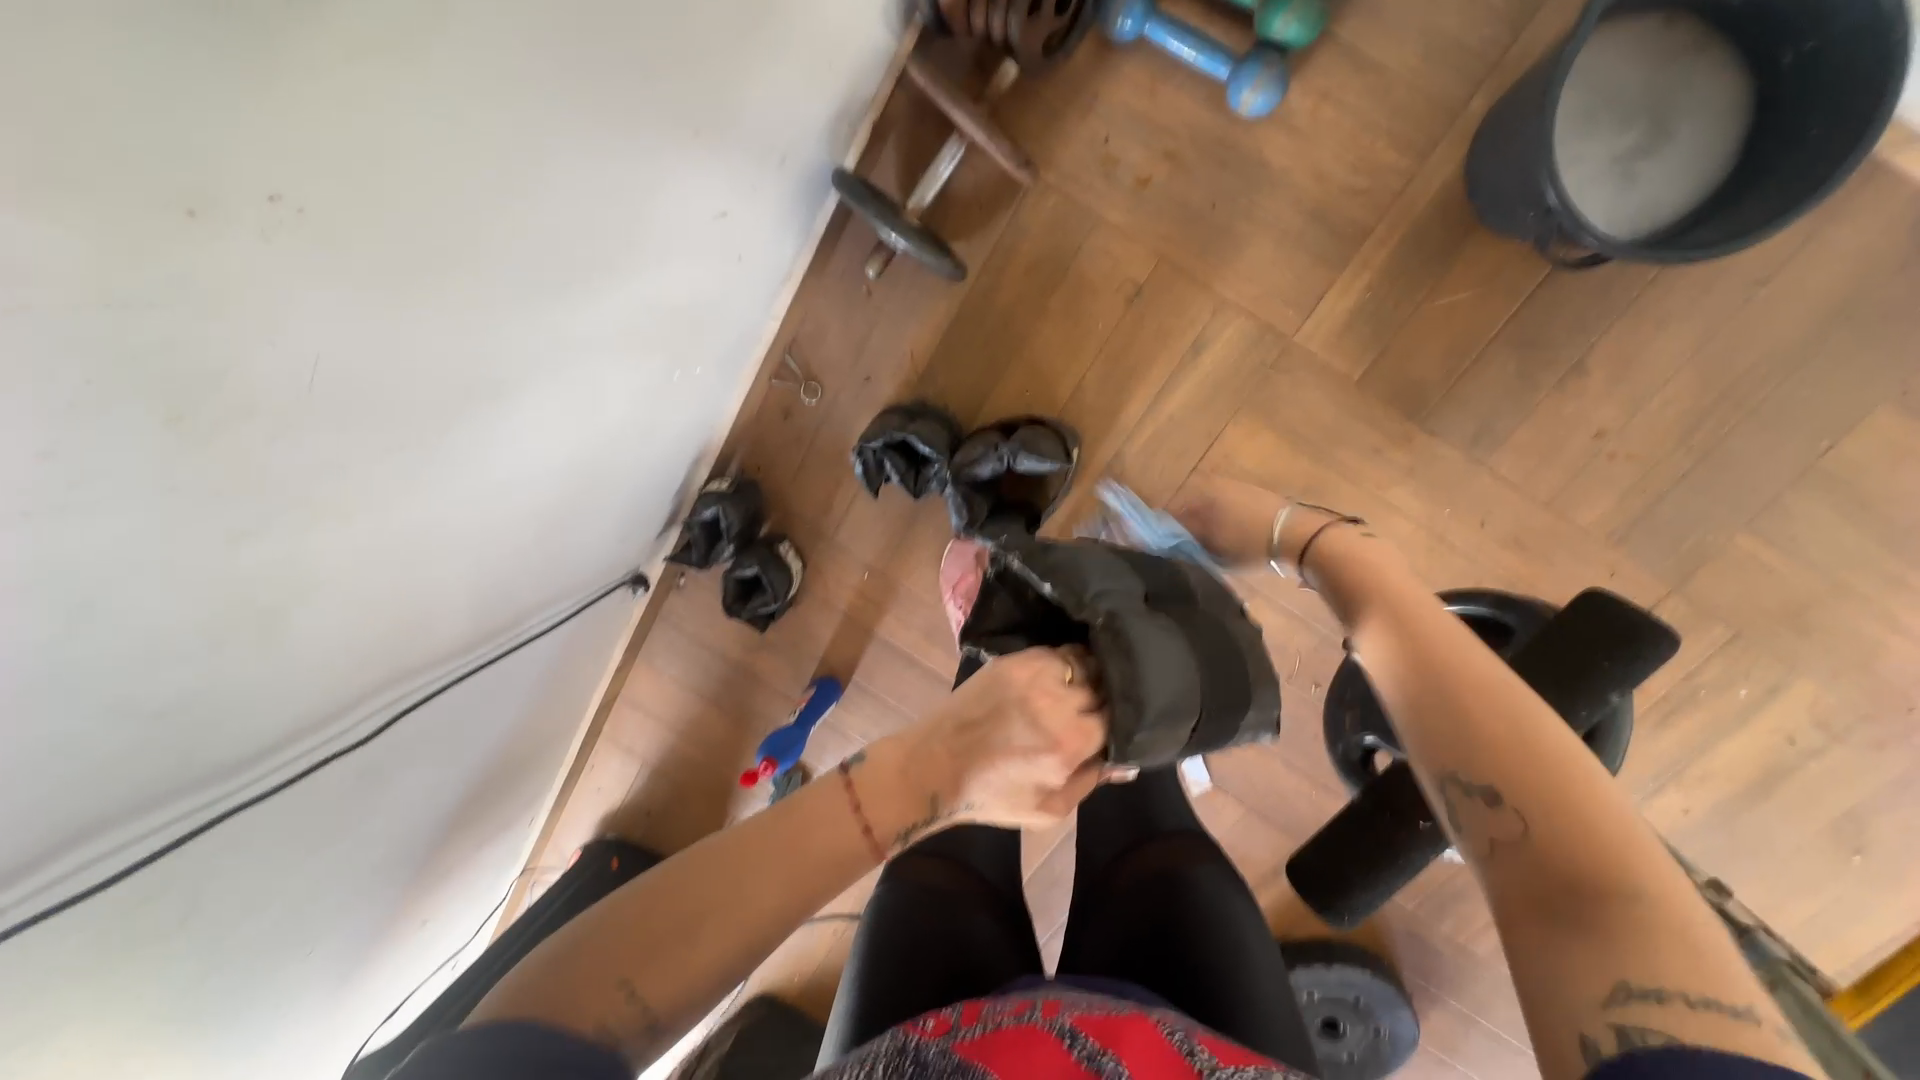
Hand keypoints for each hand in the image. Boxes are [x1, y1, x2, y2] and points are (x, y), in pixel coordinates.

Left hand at [864, 647, 1107, 844]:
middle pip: (1105, 687)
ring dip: (1090, 674)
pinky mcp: (1013, 662)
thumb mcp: (1047, 809)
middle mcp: (1057, 703)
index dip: (1117, 723)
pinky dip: (1065, 662)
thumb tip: (1127, 762)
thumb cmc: (992, 796)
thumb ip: (1090, 783)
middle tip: (1097, 708)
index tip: (1110, 727)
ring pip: (1085, 663)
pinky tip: (1060, 674)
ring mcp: (1034, 676)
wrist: (935, 766)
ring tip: (1084, 686)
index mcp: (1070, 742)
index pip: (1117, 718)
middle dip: (1106, 698)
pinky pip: (1056, 653)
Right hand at [1169, 474, 1349, 576]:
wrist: (1298, 534)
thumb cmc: (1247, 539)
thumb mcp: (1209, 545)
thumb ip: (1180, 539)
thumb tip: (1155, 540)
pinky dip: (1220, 524)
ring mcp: (1235, 488)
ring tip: (1206, 550)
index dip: (1161, 533)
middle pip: (1188, 509)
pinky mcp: (1252, 497)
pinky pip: (1224, 511)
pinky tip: (1227, 541)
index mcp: (1199, 490)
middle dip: (1182, 529)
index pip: (1167, 511)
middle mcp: (1214, 483)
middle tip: (1184, 553)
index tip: (1161, 552)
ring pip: (1207, 510)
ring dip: (1202, 528)